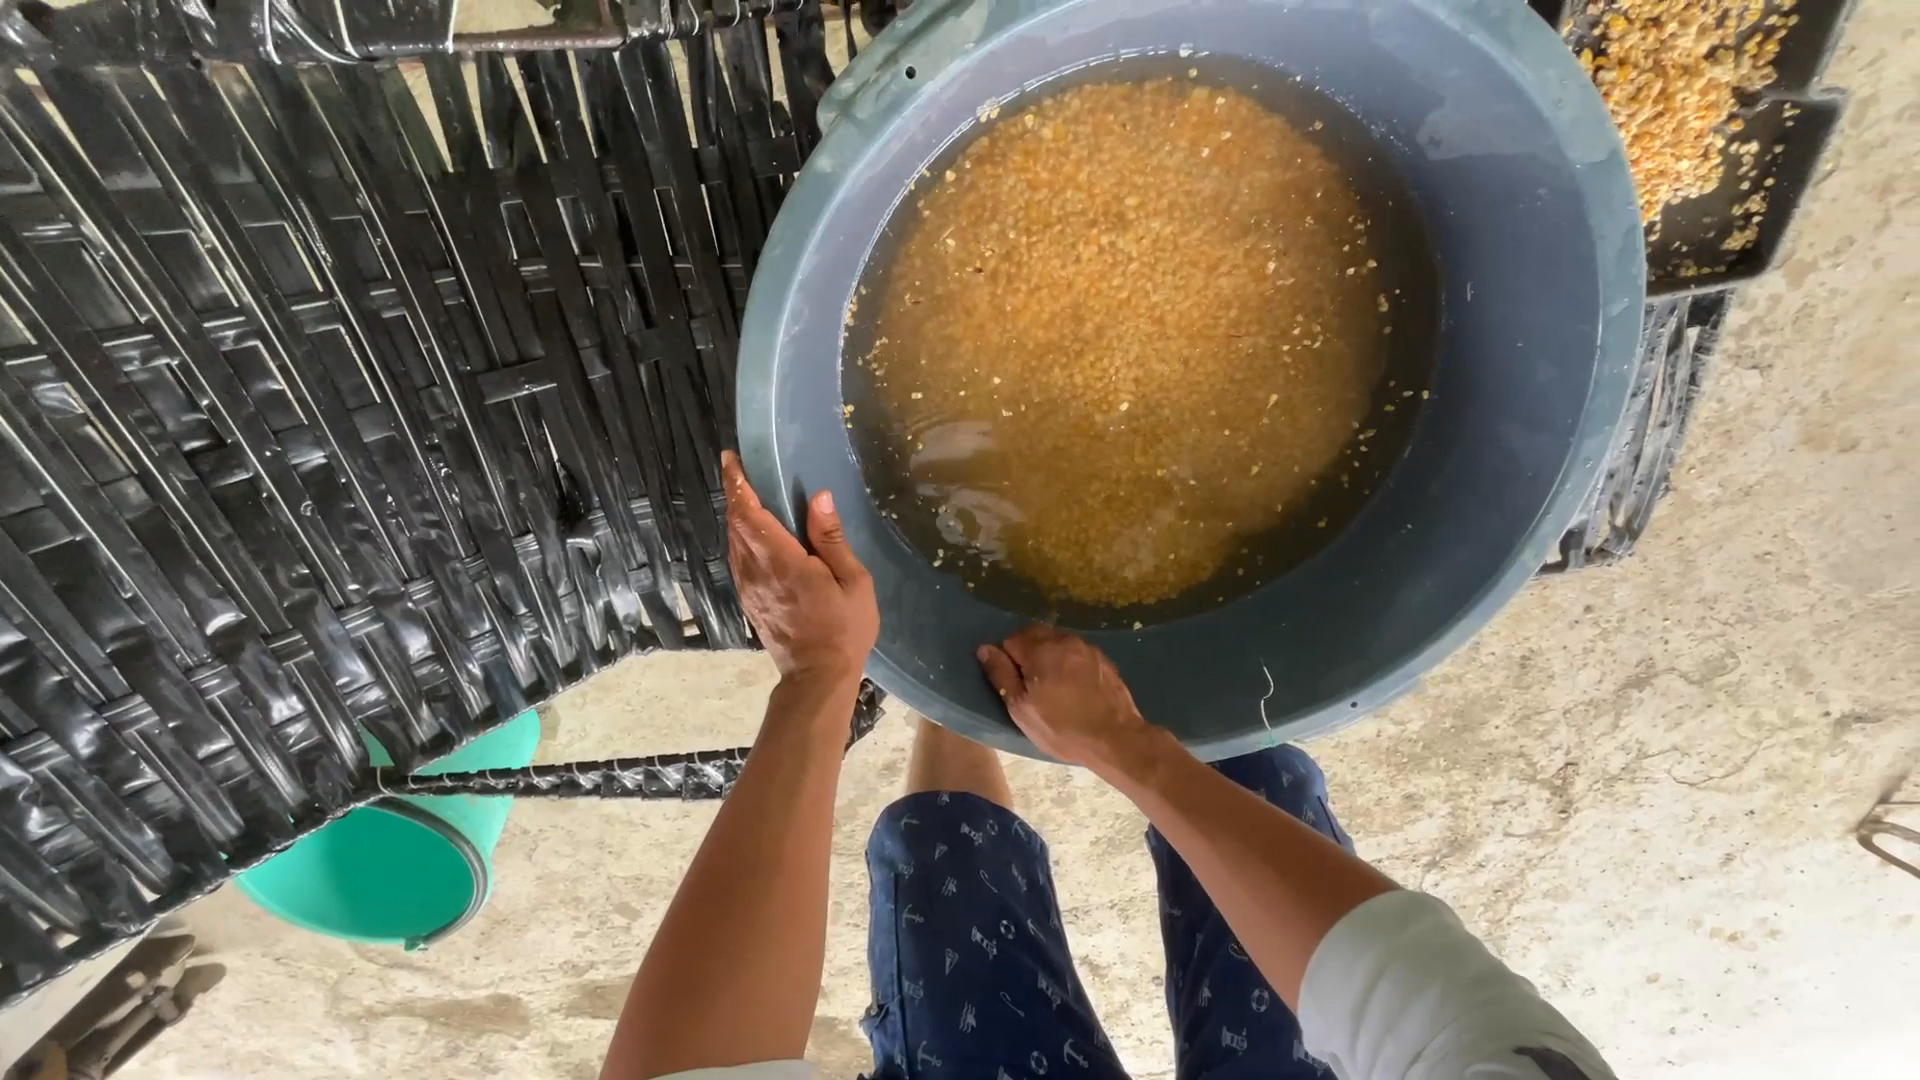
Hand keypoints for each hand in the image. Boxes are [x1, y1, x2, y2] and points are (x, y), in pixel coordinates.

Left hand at [724, 451, 877, 683]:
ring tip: (750, 495)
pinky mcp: (749, 600)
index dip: (738, 484)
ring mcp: (748, 587)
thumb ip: (832, 539)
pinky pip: (739, 558)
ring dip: (738, 515)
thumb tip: (819, 498)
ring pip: (734, 541)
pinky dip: (742, 537)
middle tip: (743, 469)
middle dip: (736, 493)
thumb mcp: (853, 581)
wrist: (817, 676)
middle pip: (736, 523)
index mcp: (782, 562)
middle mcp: (756, 571)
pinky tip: (755, 533)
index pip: (749, 514)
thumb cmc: (844, 628)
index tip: (731, 459)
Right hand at [976, 625, 1152, 768]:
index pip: (1011, 640)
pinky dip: (1068, 661)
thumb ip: (1001, 674)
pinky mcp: (1102, 658)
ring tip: (1053, 685)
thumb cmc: (1061, 727)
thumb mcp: (1021, 708)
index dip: (1008, 661)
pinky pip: (1076, 651)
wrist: (1114, 738)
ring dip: (1049, 654)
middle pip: (1035, 634)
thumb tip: (984, 649)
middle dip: (1028, 652)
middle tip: (1031, 684)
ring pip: (1057, 640)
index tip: (1017, 685)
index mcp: (1040, 650)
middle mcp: (1063, 640)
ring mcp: (1086, 647)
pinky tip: (1074, 685)